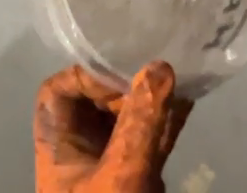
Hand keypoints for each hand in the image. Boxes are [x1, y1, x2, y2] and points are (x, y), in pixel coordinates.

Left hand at [34, 62, 191, 192]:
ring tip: (181, 74)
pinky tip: (189, 97)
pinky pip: (153, 137)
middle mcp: (81, 150)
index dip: (87, 75)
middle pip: (97, 99)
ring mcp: (110, 165)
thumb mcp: (120, 180)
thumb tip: (159, 66)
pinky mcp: (138, 180)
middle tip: (160, 72)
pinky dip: (169, 118)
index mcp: (57, 148)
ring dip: (154, 98)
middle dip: (128, 82)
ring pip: (130, 116)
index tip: (124, 76)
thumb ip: (140, 126)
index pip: (60, 92)